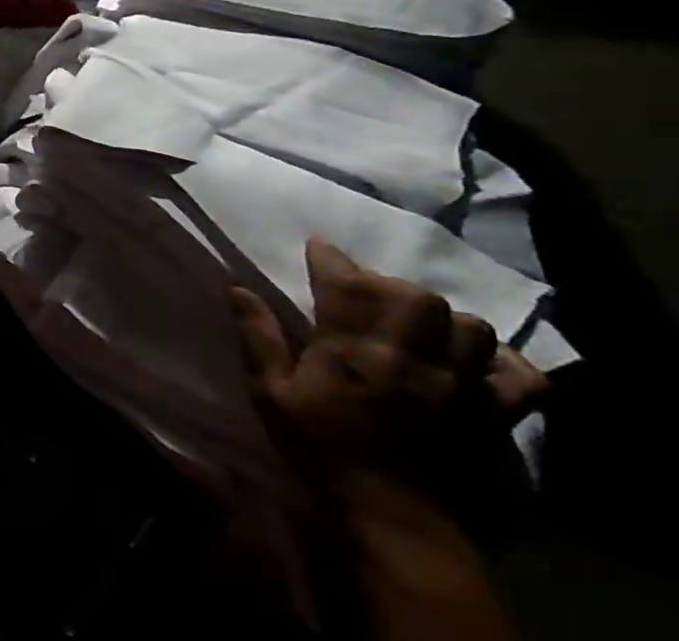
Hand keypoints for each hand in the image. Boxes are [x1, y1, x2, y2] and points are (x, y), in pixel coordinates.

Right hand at [230, 239, 546, 492]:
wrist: (391, 512)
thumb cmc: (319, 444)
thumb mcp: (269, 391)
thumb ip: (258, 338)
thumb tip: (238, 289)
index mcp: (352, 348)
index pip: (347, 283)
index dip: (331, 259)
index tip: (318, 247)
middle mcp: (411, 356)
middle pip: (416, 296)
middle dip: (387, 285)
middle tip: (364, 294)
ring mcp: (461, 384)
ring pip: (471, 326)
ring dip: (442, 317)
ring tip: (417, 326)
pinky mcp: (494, 412)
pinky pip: (520, 375)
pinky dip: (503, 361)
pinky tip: (476, 360)